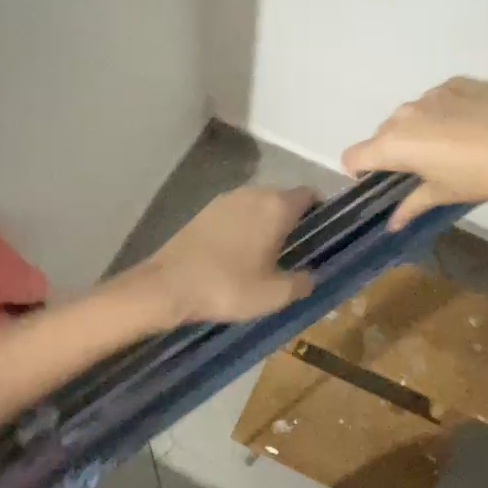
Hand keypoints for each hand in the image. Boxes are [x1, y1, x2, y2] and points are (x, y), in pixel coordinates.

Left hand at [134, 185, 316, 323]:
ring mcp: (225, 200)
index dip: (319, 214)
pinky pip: (235, 215)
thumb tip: (312, 276)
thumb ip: (302, 282)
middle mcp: (253, 193)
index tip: (320, 238)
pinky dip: (242, 229)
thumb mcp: (274, 294)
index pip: (310, 195)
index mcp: (276, 206)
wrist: (168, 286)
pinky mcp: (203, 211)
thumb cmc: (228, 287)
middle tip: (294, 254)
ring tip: (266, 257)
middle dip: (291, 222)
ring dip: (265, 225)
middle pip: (283, 199)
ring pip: (257, 207)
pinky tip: (237, 256)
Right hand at [342, 76, 487, 228]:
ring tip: (451, 148)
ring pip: (411, 115)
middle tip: (422, 170)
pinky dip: (443, 113)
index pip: (354, 156)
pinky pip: (438, 99)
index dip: (359, 170)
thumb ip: (413, 204)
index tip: (377, 181)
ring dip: (419, 130)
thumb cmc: (484, 177)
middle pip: (383, 134)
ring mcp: (434, 93)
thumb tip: (393, 224)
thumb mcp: (445, 193)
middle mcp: (406, 113)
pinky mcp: (460, 82)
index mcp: (395, 144)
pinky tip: (471, 127)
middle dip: (393, 151)